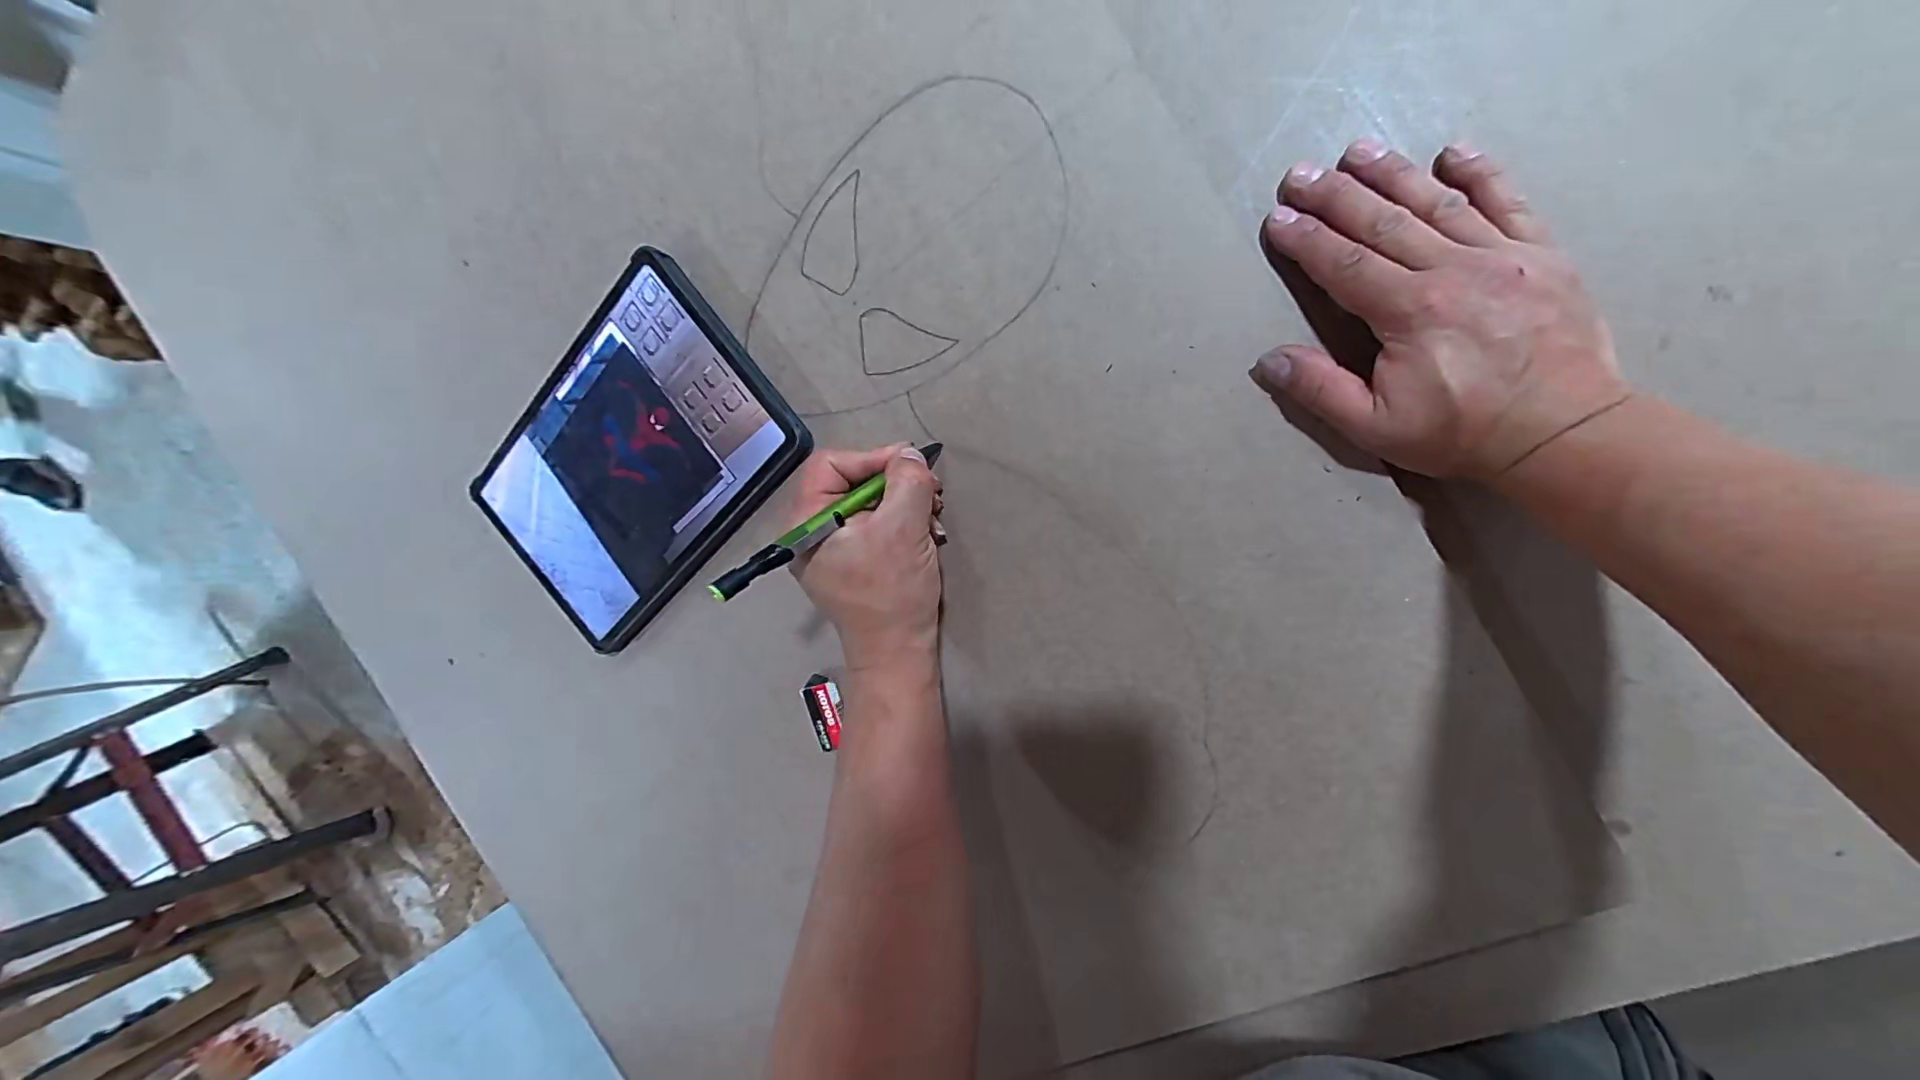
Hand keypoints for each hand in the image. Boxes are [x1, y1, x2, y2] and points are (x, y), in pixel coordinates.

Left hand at [789, 445, 943, 667]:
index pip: (832, 464)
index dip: (874, 458)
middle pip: (852, 481)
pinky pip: (874, 525)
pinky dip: (902, 523)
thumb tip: (909, 455)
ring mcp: (830, 548)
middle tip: (931, 494)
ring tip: (933, 519)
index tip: (912, 467)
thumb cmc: (893, 592)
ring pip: (869, 503)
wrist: (897, 651)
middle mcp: (810, 531)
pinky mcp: (851, 560)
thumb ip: (908, 480)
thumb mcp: (904, 527)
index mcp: (806, 521)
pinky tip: (926, 535)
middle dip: (896, 484)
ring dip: (906, 504)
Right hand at [1253, 139, 1632, 478]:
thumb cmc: (1460, 433)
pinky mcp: (1543, 254)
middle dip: (1335, 196)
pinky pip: (1508, 201)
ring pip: (1436, 203)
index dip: (1306, 240)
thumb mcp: (1375, 426)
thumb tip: (1269, 361)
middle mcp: (1453, 271)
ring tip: (1358, 151)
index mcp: (1410, 312)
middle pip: (1382, 223)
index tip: (1278, 219)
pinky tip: (1454, 152)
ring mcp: (1503, 256)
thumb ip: (1321, 390)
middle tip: (1300, 174)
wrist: (1563, 431)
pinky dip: (1480, 173)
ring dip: (1392, 175)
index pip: (1344, 265)